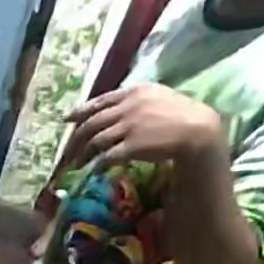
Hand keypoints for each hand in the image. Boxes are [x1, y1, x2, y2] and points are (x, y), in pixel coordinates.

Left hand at [60, 85, 224, 173]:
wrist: (197, 130)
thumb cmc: (182, 115)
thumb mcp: (158, 97)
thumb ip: (137, 101)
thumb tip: (120, 110)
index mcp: (133, 92)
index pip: (100, 101)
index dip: (81, 111)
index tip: (67, 119)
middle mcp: (128, 107)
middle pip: (91, 123)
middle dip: (75, 139)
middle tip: (66, 152)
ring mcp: (129, 126)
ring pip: (95, 141)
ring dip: (82, 155)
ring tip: (75, 165)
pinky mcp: (132, 145)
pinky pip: (107, 156)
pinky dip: (97, 165)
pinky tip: (93, 171)